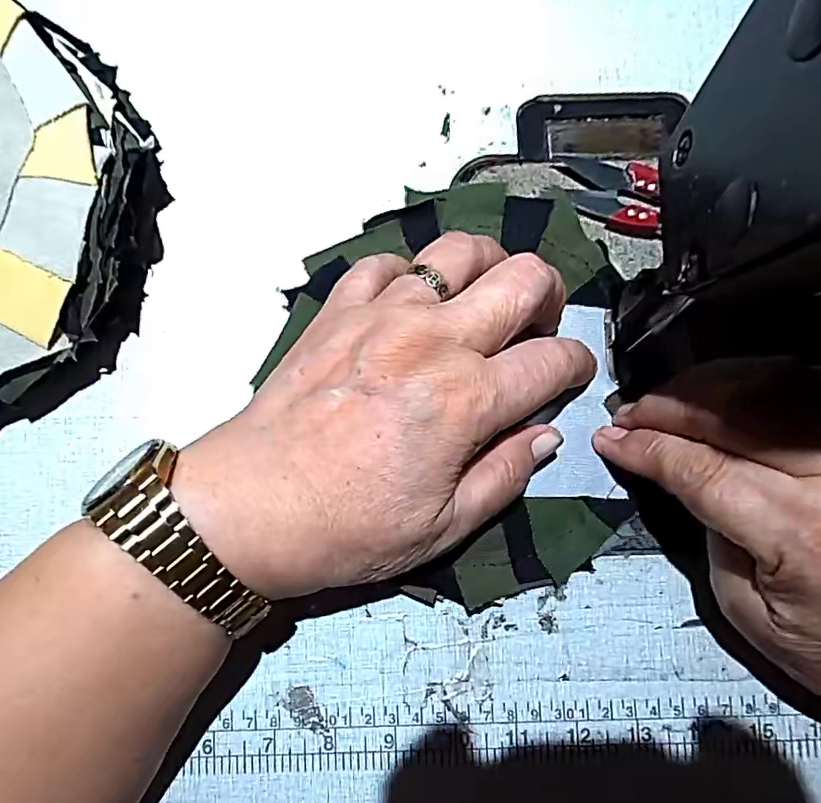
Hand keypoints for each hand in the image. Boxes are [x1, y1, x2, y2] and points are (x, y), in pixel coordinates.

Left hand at [172, 233, 595, 599]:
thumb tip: (541, 436)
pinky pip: (379, 266)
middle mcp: (428, 343)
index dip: (573, 370)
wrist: (247, 510)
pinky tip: (402, 306)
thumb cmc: (335, 530)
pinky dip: (403, 275)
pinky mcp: (330, 319)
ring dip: (483, 271)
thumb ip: (502, 477)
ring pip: (457, 253)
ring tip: (474, 306)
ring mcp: (375, 322)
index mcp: (465, 400)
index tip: (561, 382)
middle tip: (528, 334)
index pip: (556, 359)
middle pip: (525, 279)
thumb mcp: (437, 530)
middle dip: (545, 302)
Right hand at [592, 357, 820, 735]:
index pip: (706, 470)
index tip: (607, 439)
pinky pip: (816, 392)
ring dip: (711, 386)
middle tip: (627, 413)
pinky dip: (755, 388)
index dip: (647, 449)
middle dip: (671, 405)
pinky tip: (719, 401)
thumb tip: (671, 471)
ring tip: (665, 402)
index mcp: (813, 537)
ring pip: (784, 386)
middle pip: (746, 412)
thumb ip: (711, 528)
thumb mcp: (742, 602)